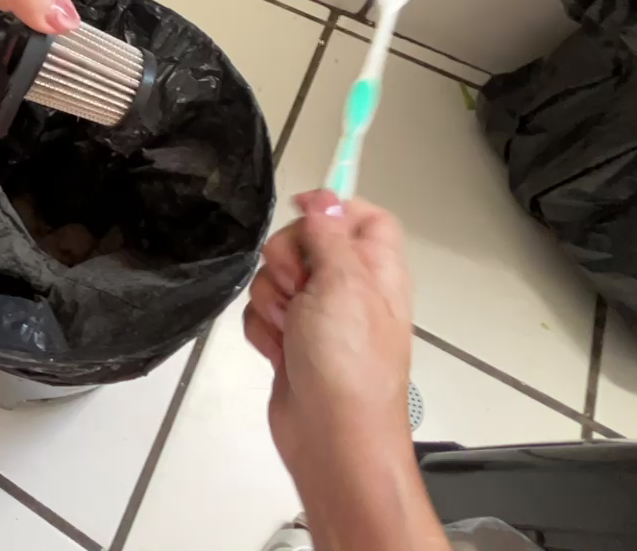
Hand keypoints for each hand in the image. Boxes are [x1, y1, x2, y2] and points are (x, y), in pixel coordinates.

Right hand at [244, 189, 413, 484]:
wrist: (332, 438)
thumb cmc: (347, 361)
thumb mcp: (343, 284)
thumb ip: (330, 234)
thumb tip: (326, 197)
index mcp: (374, 270)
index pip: (362, 216)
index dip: (332, 206)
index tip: (300, 209)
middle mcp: (348, 288)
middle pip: (305, 241)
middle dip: (285, 259)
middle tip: (297, 288)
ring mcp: (318, 315)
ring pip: (275, 276)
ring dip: (270, 298)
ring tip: (290, 330)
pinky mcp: (291, 338)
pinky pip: (262, 311)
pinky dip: (263, 328)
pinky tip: (279, 351)